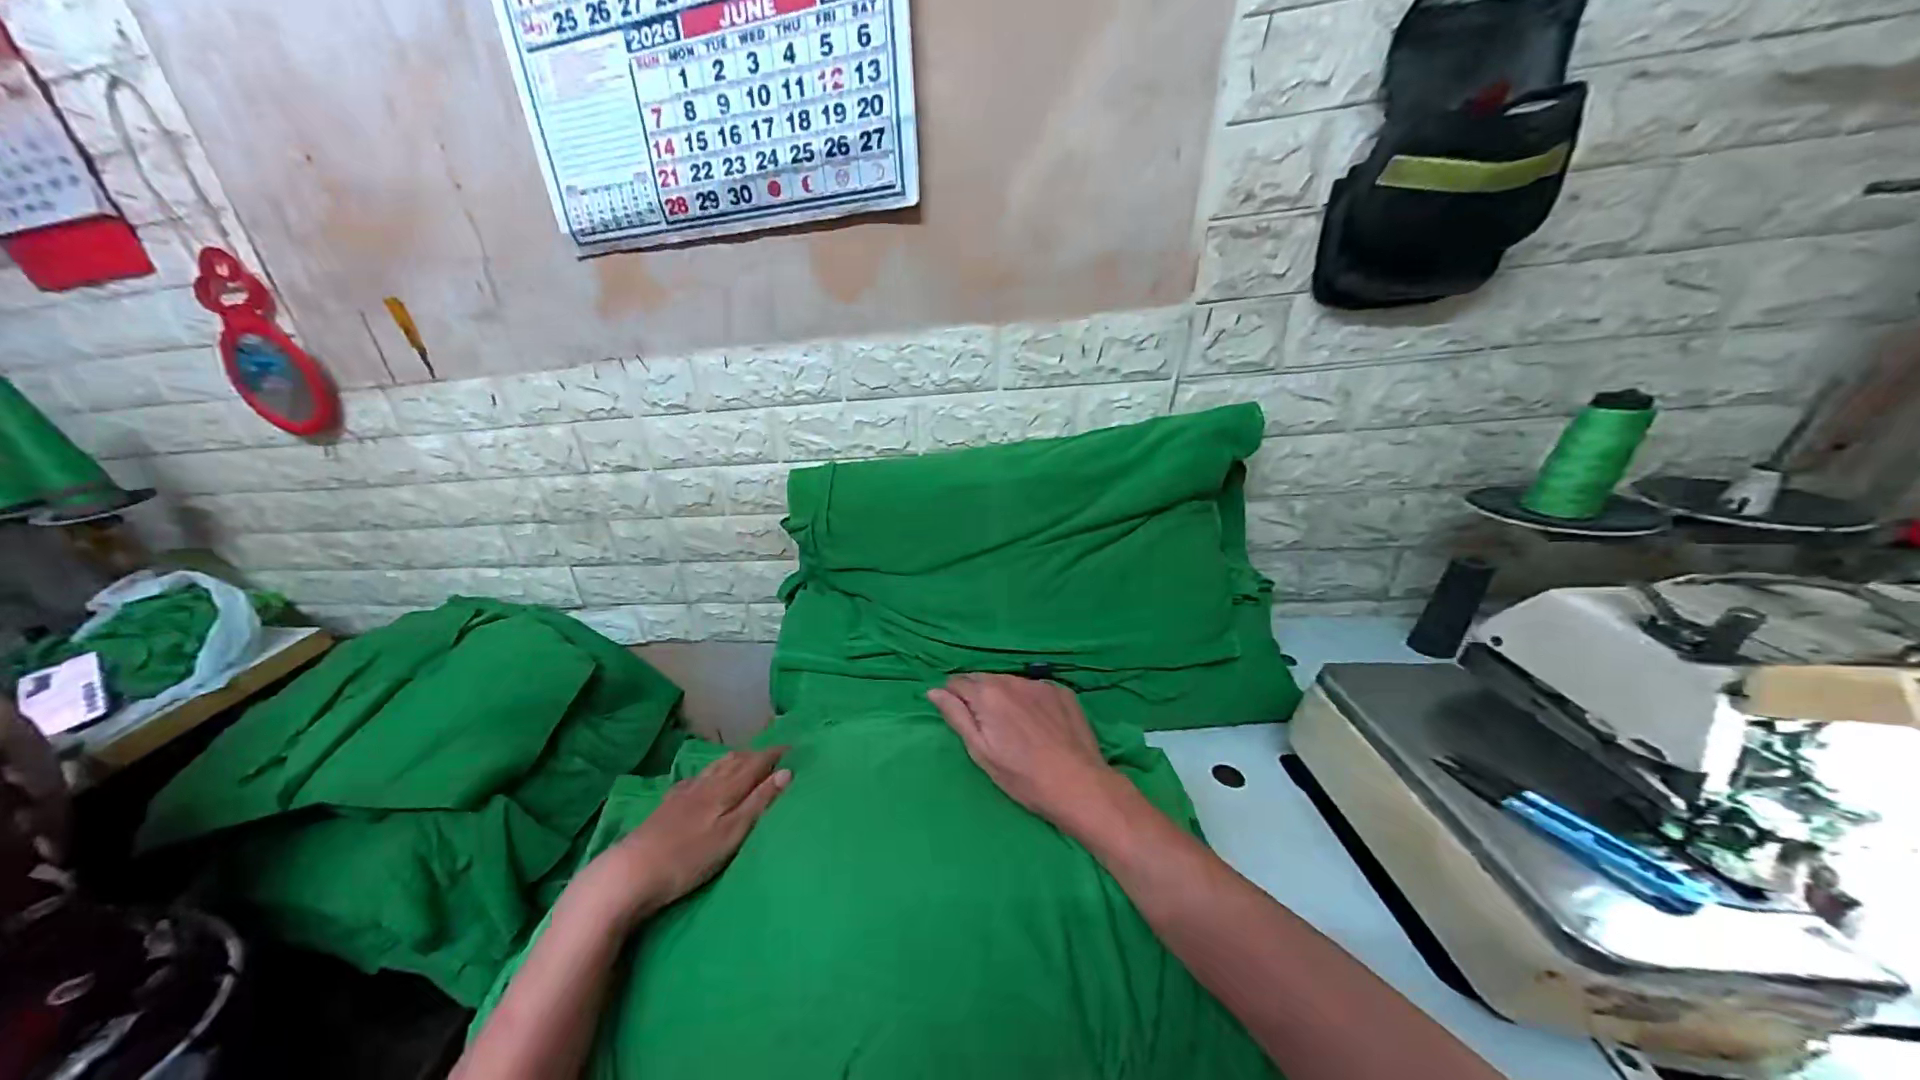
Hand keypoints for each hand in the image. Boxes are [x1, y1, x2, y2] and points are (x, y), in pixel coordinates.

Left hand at [560, 748, 790, 929]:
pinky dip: (712, 771)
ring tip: (747, 758)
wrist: (629, 873)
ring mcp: (684, 793)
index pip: (756, 763)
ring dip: (736, 759)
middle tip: (775, 753)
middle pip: (735, 760)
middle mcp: (706, 782)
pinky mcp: (668, 805)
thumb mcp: (732, 833)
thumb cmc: (688, 857)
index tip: (794, 748)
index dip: (775, 754)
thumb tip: (786, 772)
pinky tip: (706, 778)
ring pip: (716, 766)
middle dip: (757, 754)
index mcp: (725, 788)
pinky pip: (698, 777)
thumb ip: (759, 802)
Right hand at [927, 674, 1127, 832]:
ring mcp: (1039, 684)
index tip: (959, 716)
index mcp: (987, 694)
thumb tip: (934, 691)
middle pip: (983, 679)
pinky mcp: (1062, 691)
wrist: (1078, 784)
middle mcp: (1012, 680)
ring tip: (1012, 725)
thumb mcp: (980, 751)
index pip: (957, 682)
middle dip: (978, 695)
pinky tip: (1037, 723)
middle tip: (986, 725)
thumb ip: (956, 716)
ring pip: (1010, 682)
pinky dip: (1028, 699)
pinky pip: (1034, 688)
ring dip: (1003, 695)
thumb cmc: (1022, 776)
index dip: (953, 697)